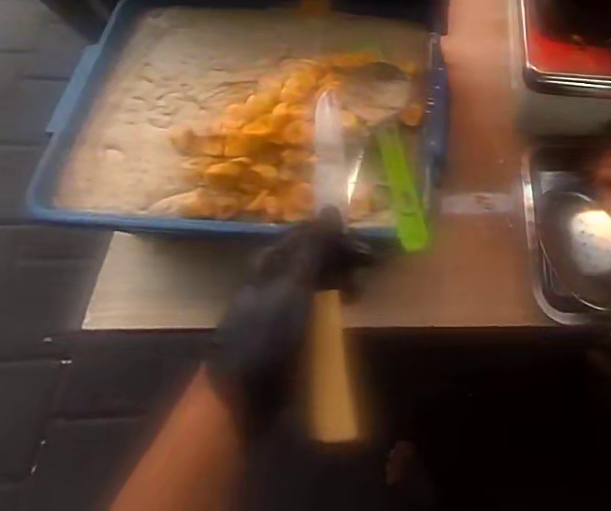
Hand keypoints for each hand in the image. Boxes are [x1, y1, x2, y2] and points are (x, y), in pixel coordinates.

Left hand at [207, 210, 368, 435]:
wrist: (240, 402)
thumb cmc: (265, 336)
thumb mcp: (293, 285)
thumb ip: (313, 248)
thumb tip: (331, 207)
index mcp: (271, 262)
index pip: (310, 234)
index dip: (337, 235)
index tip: (365, 244)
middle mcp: (275, 279)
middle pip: (315, 255)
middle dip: (343, 257)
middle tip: (370, 266)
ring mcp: (281, 306)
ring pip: (318, 279)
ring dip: (341, 279)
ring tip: (358, 294)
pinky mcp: (288, 332)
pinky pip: (317, 306)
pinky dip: (334, 303)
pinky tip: (344, 312)